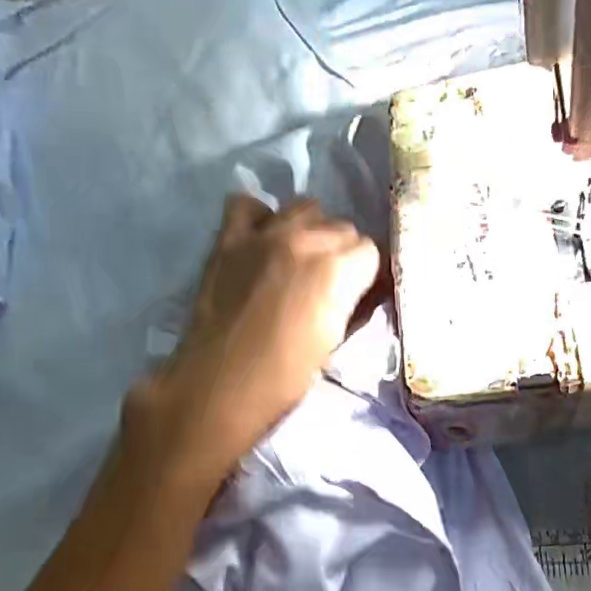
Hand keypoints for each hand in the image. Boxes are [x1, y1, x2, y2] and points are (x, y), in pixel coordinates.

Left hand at [127, 195, 379, 480]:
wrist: (220, 386)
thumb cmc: (285, 378)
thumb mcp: (335, 343)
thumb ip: (353, 306)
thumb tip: (364, 291)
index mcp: (336, 271)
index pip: (371, 251)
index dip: (368, 275)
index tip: (362, 293)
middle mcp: (304, 240)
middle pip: (342, 226)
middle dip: (344, 252)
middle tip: (332, 284)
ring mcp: (263, 234)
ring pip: (305, 207)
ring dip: (311, 229)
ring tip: (301, 259)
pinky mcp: (228, 240)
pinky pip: (248, 204)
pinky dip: (261, 218)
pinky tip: (263, 241)